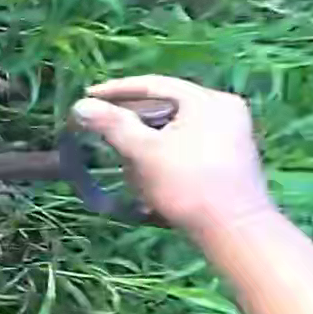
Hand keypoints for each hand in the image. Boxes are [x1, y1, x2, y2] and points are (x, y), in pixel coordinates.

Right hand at [72, 75, 274, 236]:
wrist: (232, 229)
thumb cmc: (187, 184)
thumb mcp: (143, 151)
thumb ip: (111, 124)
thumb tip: (80, 104)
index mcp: (208, 101)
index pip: (154, 84)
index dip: (115, 90)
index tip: (87, 96)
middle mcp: (224, 108)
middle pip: (165, 101)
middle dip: (129, 113)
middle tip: (98, 120)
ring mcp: (229, 131)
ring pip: (174, 121)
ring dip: (143, 130)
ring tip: (116, 142)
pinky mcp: (227, 152)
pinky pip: (185, 136)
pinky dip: (161, 142)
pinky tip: (143, 158)